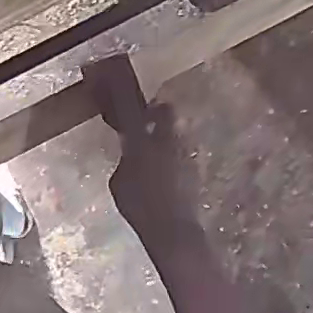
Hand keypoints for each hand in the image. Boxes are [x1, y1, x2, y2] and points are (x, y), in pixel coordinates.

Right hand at [85, 58, 198, 240]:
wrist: (172, 227)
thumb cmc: (139, 206)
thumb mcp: (119, 182)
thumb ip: (124, 161)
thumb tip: (129, 154)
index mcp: (143, 142)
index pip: (133, 111)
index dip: (125, 96)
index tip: (118, 85)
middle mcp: (167, 140)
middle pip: (165, 113)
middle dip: (156, 111)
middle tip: (145, 116)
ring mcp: (184, 153)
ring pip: (174, 132)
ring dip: (164, 133)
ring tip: (152, 146)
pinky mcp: (193, 167)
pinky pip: (179, 152)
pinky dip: (170, 154)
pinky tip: (162, 169)